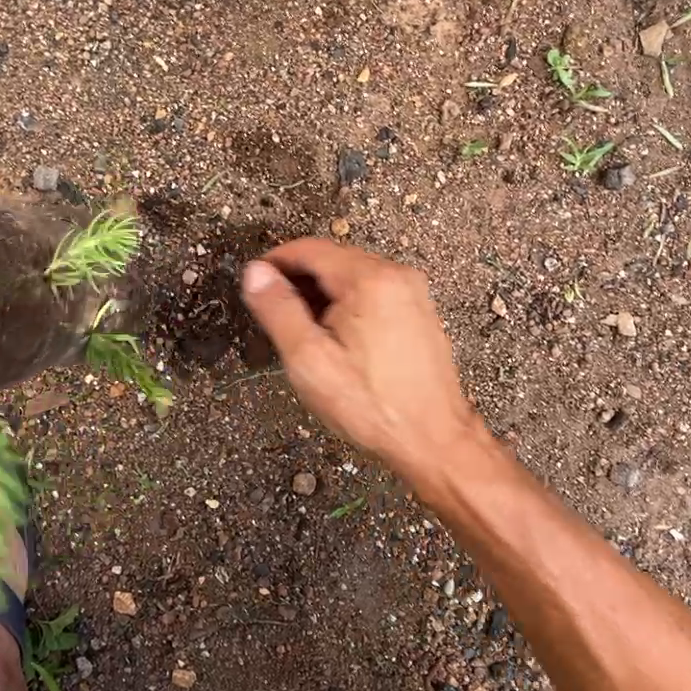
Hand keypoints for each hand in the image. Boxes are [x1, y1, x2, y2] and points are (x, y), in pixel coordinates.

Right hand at [240, 239, 483, 464]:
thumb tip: (256, 273)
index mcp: (369, 280)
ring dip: (322, 293)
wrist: (434, 441)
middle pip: (333, 259)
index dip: (276, 262)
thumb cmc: (372, 405)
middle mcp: (396, 276)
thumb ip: (278, 309)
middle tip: (274, 312)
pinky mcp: (419, 312)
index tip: (256, 282)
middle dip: (299, 280)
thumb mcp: (309, 359)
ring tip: (301, 330)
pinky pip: (373, 293)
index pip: (310, 249)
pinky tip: (335, 337)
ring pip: (353, 276)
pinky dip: (348, 304)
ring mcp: (413, 293)